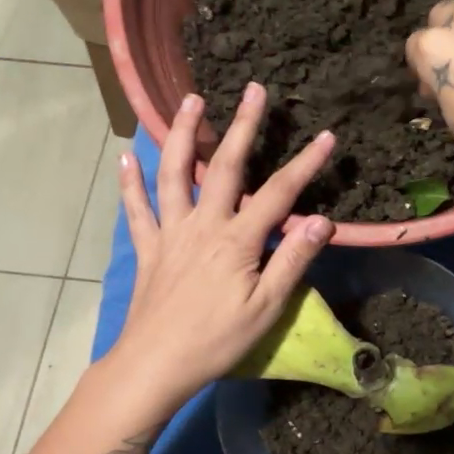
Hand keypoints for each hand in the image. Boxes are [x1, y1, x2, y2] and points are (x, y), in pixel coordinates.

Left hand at [107, 83, 335, 413]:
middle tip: (253, 90)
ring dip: (185, 135)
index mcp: (238, 241)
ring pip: (175, 174)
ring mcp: (171, 233)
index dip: (304, 164)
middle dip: (243, 126)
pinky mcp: (148, 248)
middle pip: (225, 167)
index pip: (278, 194)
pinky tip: (127, 157)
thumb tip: (322, 221)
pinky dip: (131, 182)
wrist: (156, 363)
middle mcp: (203, 226)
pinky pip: (137, 209)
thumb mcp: (267, 307)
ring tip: (192, 101)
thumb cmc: (218, 340)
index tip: (326, 136)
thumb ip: (293, 261)